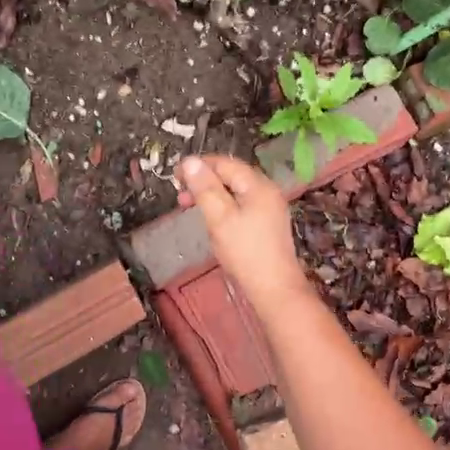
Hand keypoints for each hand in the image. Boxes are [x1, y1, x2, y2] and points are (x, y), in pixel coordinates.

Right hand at [177, 155, 312, 305]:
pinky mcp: (268, 223)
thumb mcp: (219, 218)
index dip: (199, 166)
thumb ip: (205, 188)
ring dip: (212, 195)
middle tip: (181, 196)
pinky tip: (213, 220)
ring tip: (192, 208)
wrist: (274, 289)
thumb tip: (190, 161)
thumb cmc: (245, 251)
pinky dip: (224, 206)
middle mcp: (267, 191)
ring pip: (236, 191)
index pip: (225, 164)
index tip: (175, 177)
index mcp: (258, 185)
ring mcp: (270, 208)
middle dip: (204, 181)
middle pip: (232, 176)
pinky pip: (242, 205)